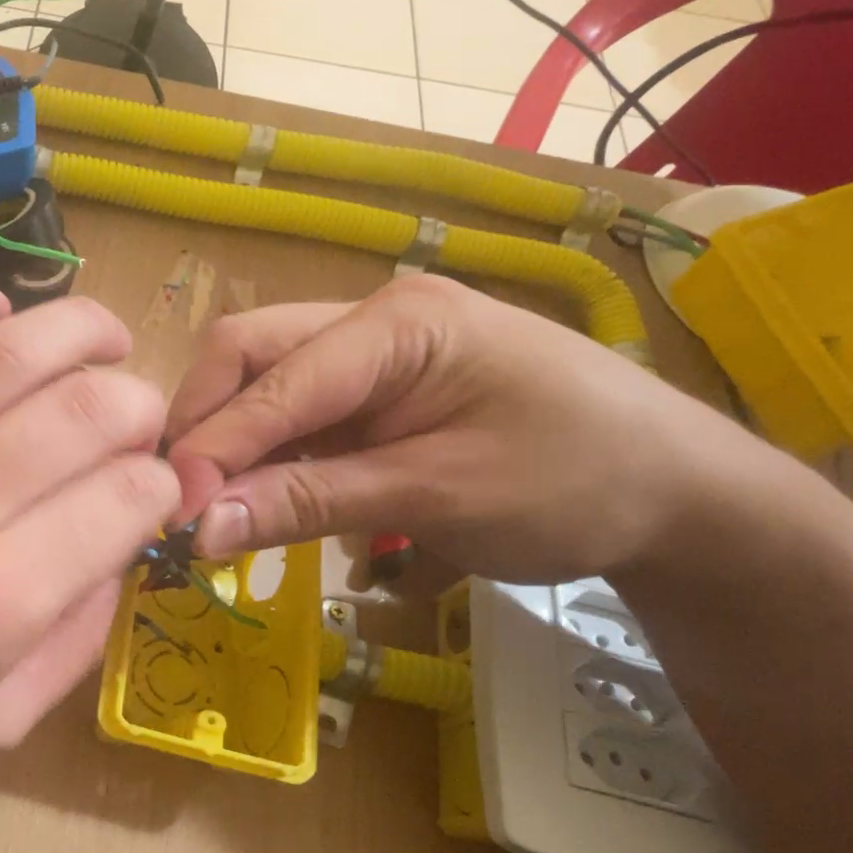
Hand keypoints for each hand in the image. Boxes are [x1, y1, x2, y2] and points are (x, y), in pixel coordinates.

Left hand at [0, 269, 179, 787]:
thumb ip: (74, 643)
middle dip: (139, 407)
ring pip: (3, 353)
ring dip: (79, 330)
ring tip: (107, 340)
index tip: (154, 492)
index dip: (162, 485)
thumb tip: (120, 549)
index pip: (125, 499)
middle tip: (137, 424)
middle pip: (82, 412)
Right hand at [165, 275, 757, 583]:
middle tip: (180, 506)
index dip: (210, 449)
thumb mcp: (438, 495)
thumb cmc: (576, 483)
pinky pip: (289, 420)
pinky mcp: (369, 397)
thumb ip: (309, 502)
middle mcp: (369, 322)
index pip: (265, 376)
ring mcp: (367, 359)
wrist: (677, 496)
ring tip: (208, 513)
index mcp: (396, 322)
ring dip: (226, 450)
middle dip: (202, 431)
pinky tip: (253, 504)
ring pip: (258, 389)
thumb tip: (199, 529)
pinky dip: (260, 462)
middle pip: (244, 359)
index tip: (174, 521)